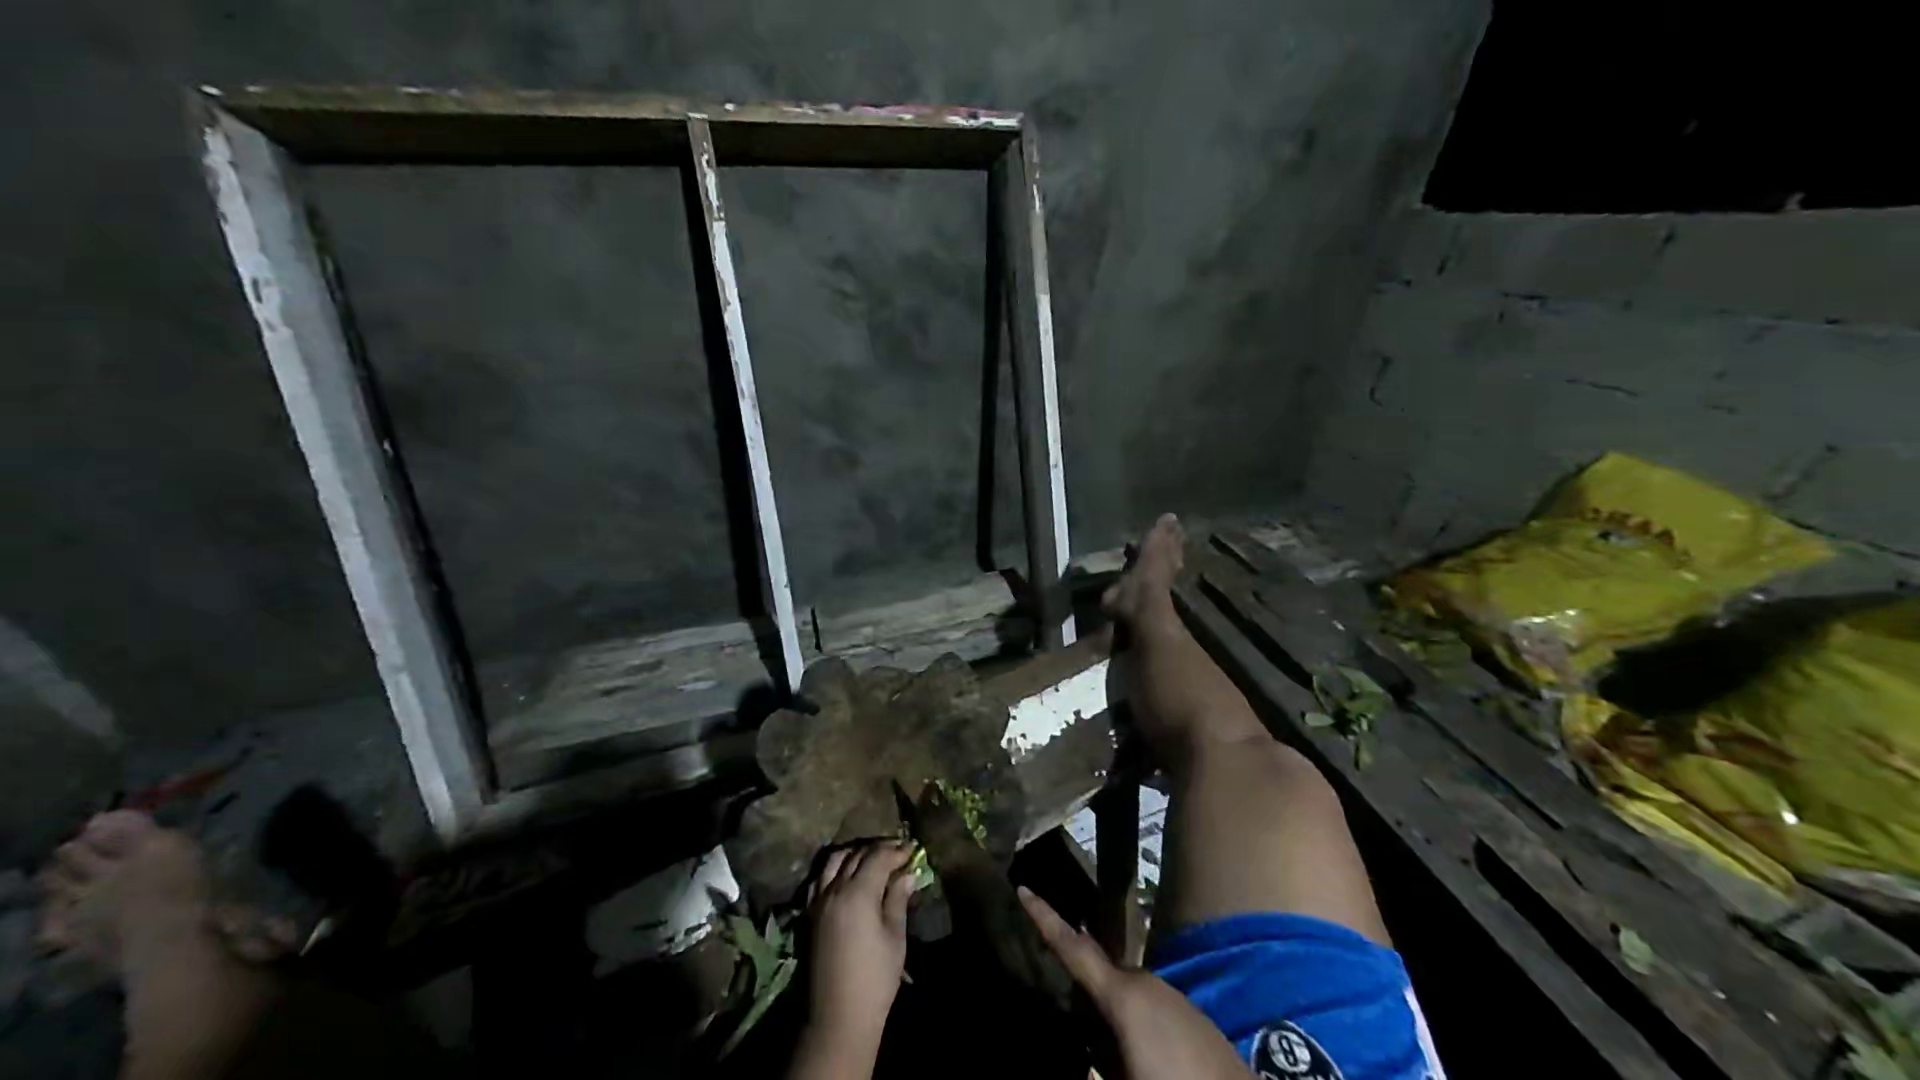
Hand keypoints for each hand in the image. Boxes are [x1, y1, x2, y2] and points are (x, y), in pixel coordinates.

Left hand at [807, 840, 914, 1037]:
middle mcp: (834, 889)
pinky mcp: (810, 913)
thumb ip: (897, 899)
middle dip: (878, 848)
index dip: (897, 850)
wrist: (838, 1015)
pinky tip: (847, 875)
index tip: (913, 849)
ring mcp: (818, 900)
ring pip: (835, 860)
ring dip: (855, 853)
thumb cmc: (876, 978)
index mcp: (858, 893)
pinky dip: (835, 868)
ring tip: (873, 858)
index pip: (878, 857)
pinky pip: (820, 877)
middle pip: (856, 854)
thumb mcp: (894, 936)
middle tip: (898, 852)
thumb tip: (907, 873)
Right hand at [1018, 886, 1250, 1079]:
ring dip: (1109, 1012)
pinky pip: (1150, 1009)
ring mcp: (1174, 997)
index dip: (1045, 918)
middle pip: (1099, 976)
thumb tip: (1079, 1052)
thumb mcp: (1117, 1079)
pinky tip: (1142, 1057)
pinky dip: (1134, 1024)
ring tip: (1103, 1046)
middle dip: (1080, 987)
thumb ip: (1090, 1062)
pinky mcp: (1193, 1016)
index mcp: (1122, 996)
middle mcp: (1146, 983)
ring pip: (1125, 995)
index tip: (1023, 889)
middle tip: (1065, 1009)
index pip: (1073, 948)